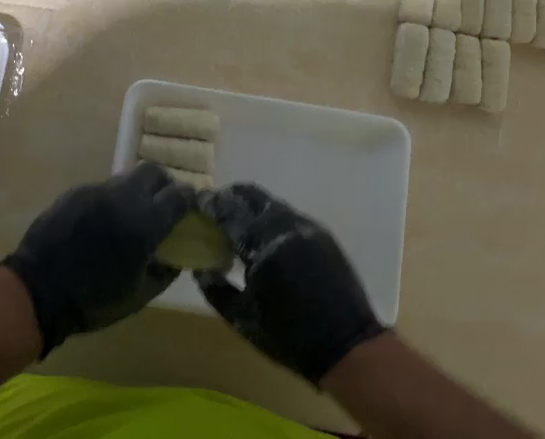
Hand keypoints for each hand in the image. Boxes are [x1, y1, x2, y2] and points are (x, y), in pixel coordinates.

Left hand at [0, 163, 195, 355]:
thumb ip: (164, 272)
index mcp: (144, 224)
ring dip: (137, 191)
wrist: (38, 290)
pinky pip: (102, 189)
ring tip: (131, 216)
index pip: (180, 194)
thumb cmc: (93, 301)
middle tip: (162, 205)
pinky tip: (102, 224)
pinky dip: (111, 201)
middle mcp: (123, 198)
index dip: (189, 199)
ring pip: (127, 177)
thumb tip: (176, 257)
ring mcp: (97, 191)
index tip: (190, 209)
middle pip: (154, 172)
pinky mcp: (75, 192)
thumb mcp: (139, 296)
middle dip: (164, 184)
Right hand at [195, 183, 385, 384]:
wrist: (348, 347)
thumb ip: (216, 290)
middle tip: (215, 209)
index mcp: (265, 246)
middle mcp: (287, 226)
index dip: (210, 205)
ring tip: (238, 223)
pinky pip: (288, 215)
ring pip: (271, 203)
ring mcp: (308, 227)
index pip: (229, 213)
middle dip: (230, 198)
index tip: (196, 202)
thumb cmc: (290, 338)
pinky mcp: (322, 234)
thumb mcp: (243, 320)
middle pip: (252, 196)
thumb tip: (201, 268)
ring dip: (251, 207)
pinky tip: (264, 236)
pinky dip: (270, 217)